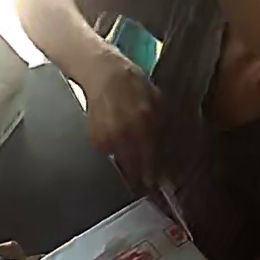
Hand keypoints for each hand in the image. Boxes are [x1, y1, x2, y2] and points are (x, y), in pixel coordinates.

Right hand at [83, 56, 162, 192]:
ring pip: (121, 165)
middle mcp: (125, 135)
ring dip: (127, 167)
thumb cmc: (134, 85)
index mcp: (144, 125)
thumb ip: (160, 127)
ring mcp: (109, 139)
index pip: (150, 160)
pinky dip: (114, 154)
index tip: (155, 184)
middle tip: (144, 183)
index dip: (153, 175)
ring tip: (132, 163)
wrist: (104, 75)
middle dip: (139, 177)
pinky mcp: (96, 141)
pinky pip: (109, 155)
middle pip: (134, 169)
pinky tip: (117, 143)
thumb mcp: (157, 102)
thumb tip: (163, 151)